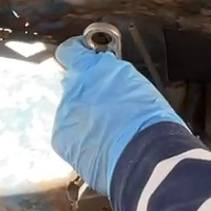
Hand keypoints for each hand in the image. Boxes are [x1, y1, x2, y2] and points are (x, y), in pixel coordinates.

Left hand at [52, 36, 185, 190]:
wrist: (145, 158)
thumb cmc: (150, 122)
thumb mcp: (136, 84)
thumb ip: (114, 75)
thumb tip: (108, 75)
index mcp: (91, 69)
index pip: (69, 51)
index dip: (76, 54)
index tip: (82, 57)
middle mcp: (72, 88)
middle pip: (73, 85)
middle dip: (86, 92)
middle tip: (108, 107)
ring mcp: (64, 114)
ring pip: (70, 111)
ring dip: (84, 117)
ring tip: (109, 133)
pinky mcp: (60, 139)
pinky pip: (68, 133)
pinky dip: (81, 138)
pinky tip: (100, 147)